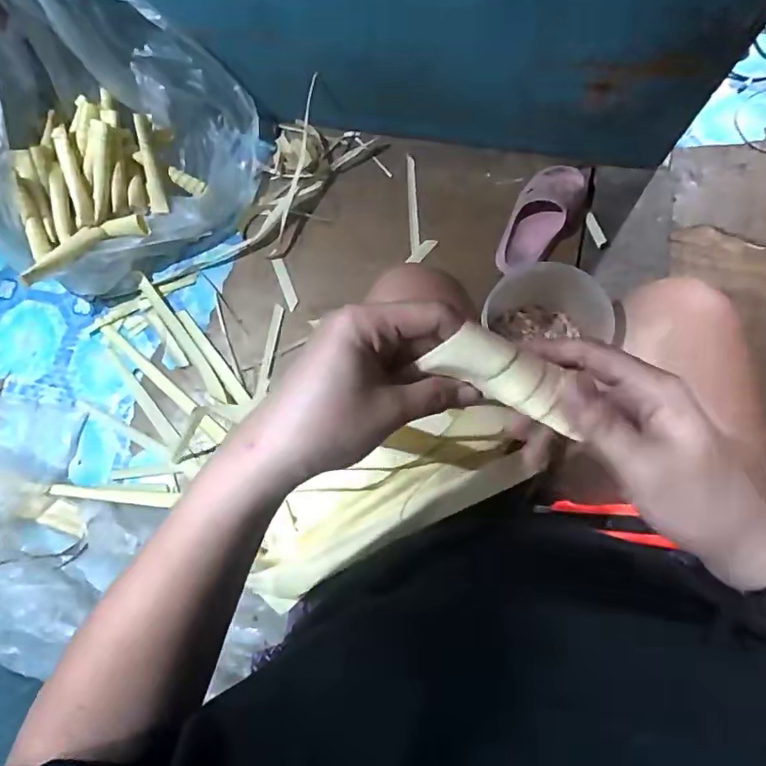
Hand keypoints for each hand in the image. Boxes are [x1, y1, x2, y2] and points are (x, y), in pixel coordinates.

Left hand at [227, 301, 478, 488]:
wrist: (272, 451)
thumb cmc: (330, 426)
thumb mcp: (389, 410)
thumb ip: (436, 393)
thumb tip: (480, 390)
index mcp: (364, 320)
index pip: (430, 314)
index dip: (465, 336)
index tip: (493, 363)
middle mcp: (356, 320)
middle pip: (417, 327)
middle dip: (451, 354)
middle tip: (485, 381)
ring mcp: (347, 340)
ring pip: (403, 345)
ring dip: (432, 367)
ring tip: (466, 391)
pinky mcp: (343, 360)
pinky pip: (385, 359)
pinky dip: (409, 375)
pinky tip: (431, 394)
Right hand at [522, 339, 765, 589]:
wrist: (739, 542)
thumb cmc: (693, 501)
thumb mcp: (639, 464)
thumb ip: (598, 422)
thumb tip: (562, 382)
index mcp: (656, 389)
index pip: (595, 355)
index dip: (552, 351)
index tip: (511, 357)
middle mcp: (648, 394)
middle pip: (585, 379)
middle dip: (545, 396)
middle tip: (511, 419)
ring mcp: (643, 416)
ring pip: (584, 405)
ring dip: (553, 423)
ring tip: (525, 450)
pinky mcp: (638, 437)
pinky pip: (594, 427)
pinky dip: (569, 438)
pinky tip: (545, 458)